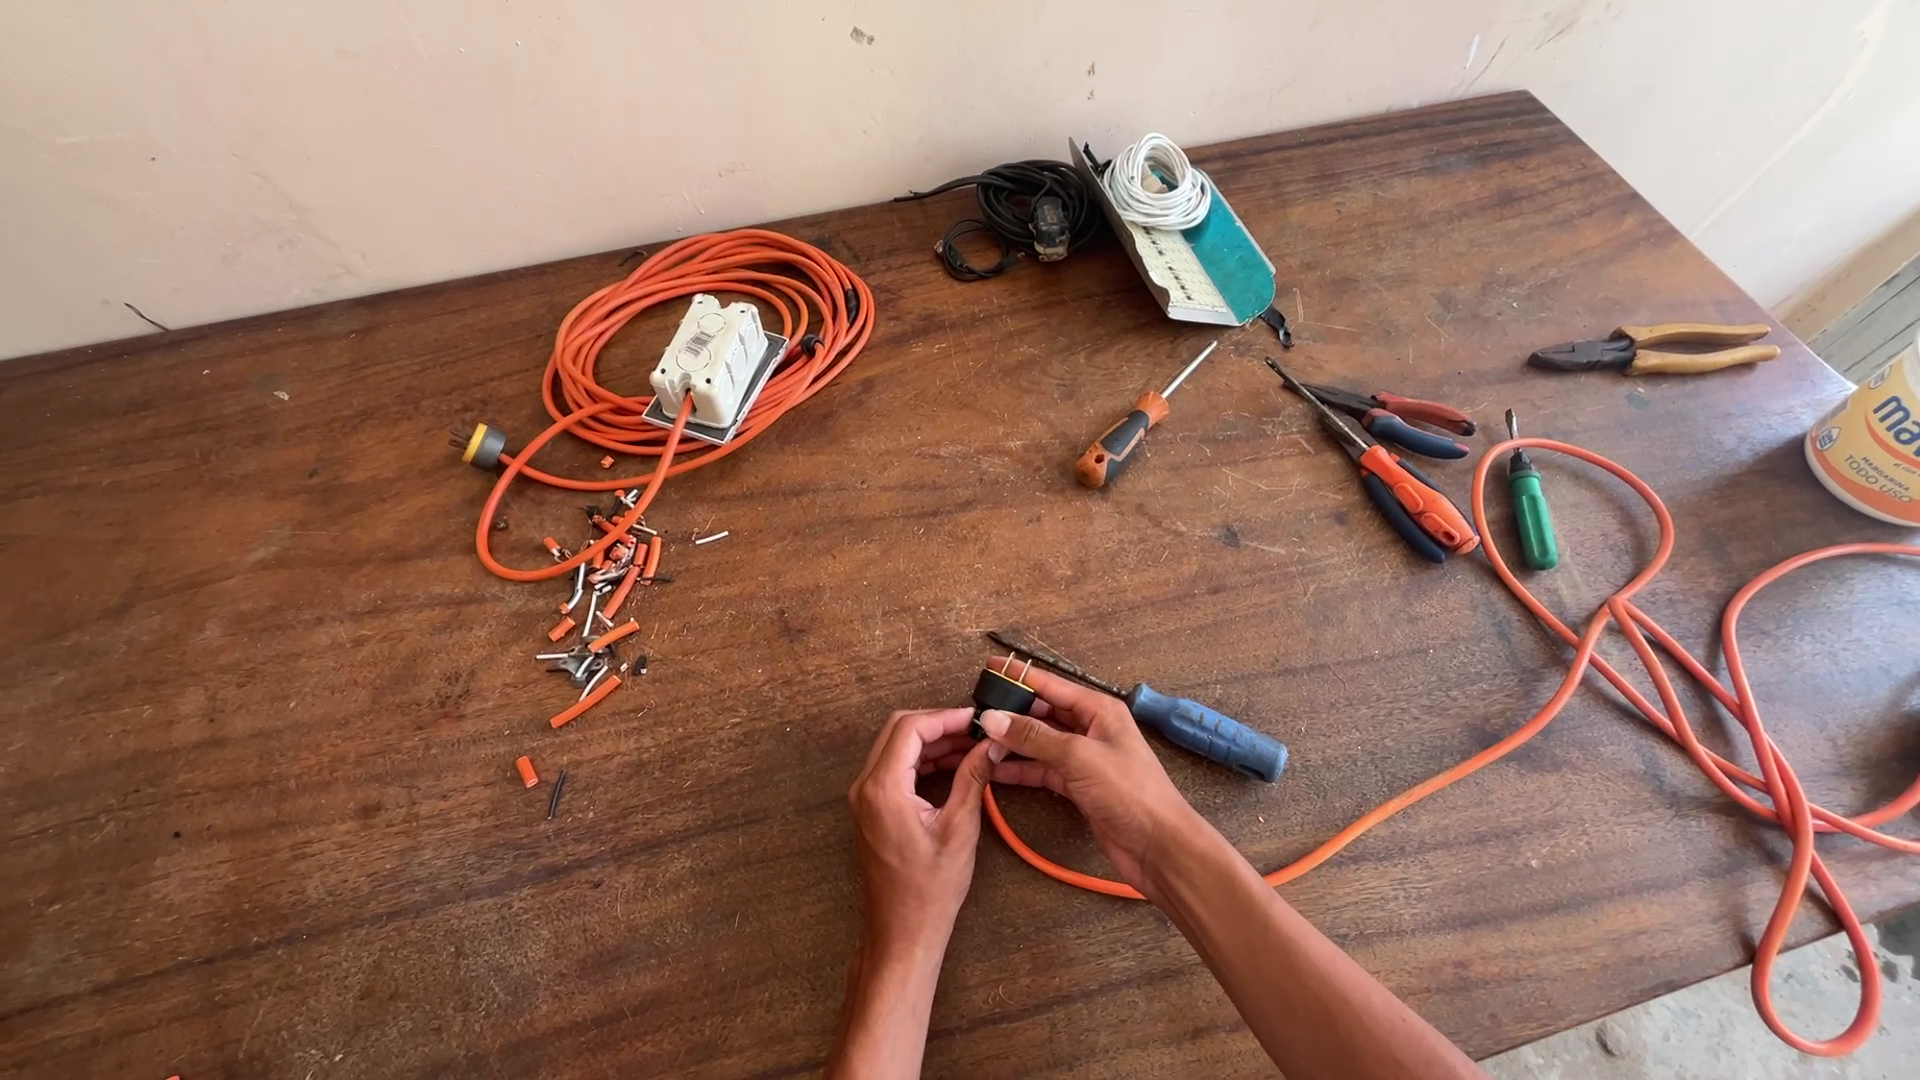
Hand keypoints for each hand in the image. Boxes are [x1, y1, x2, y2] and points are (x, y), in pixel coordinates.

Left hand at [847, 707, 995, 953]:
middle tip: (974, 728)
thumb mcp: (960, 829)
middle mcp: (865, 786)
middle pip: (898, 730)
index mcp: (883, 788)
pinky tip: (955, 763)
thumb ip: (973, 778)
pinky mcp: (872, 807)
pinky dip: (923, 759)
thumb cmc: (929, 890)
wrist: (902, 933)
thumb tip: (991, 744)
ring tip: (971, 744)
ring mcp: (865, 796)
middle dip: (938, 724)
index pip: (909, 728)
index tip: (975, 718)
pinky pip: (895, 767)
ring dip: (932, 741)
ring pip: (896, 746)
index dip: (945, 717)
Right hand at [978, 668, 1201, 897]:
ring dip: (1012, 743)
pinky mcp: (1078, 785)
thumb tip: (993, 718)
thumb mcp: (1078, 757)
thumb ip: (1034, 737)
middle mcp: (1090, 728)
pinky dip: (1021, 768)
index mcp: (1098, 709)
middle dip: (1012, 712)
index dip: (1020, 676)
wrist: (1158, 846)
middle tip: (977, 712)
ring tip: (979, 742)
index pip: (1051, 685)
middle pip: (1043, 713)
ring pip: (1040, 742)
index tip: (990, 668)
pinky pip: (1043, 769)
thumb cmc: (1129, 792)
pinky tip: (995, 770)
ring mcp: (1084, 758)